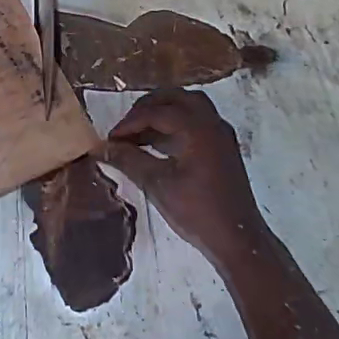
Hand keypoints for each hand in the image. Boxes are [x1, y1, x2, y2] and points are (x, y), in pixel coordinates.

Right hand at [98, 88, 267, 260]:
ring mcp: (221, 136)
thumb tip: (101, 148)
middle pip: (177, 98)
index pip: (157, 112)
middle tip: (126, 127)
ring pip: (189, 108)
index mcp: (198, 129)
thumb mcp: (156, 184)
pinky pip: (196, 124)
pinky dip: (174, 126)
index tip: (110, 139)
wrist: (237, 239)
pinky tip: (156, 145)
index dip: (129, 123)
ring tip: (138, 134)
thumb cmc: (196, 211)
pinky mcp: (222, 150)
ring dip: (162, 114)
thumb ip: (128, 160)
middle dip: (147, 108)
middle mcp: (213, 125)